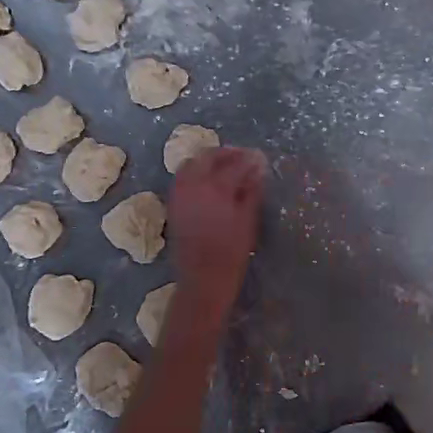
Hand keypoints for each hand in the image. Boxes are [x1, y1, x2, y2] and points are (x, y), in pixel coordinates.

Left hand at [169, 147, 266, 291]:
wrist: (203, 278)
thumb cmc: (232, 252)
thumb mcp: (248, 221)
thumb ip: (252, 191)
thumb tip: (257, 170)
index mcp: (217, 188)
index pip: (235, 163)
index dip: (249, 159)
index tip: (259, 159)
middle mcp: (195, 185)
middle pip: (208, 156)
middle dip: (226, 153)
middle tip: (242, 157)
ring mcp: (180, 193)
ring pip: (191, 164)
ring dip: (208, 160)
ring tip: (224, 167)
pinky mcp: (173, 204)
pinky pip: (182, 178)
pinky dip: (195, 172)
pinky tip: (208, 182)